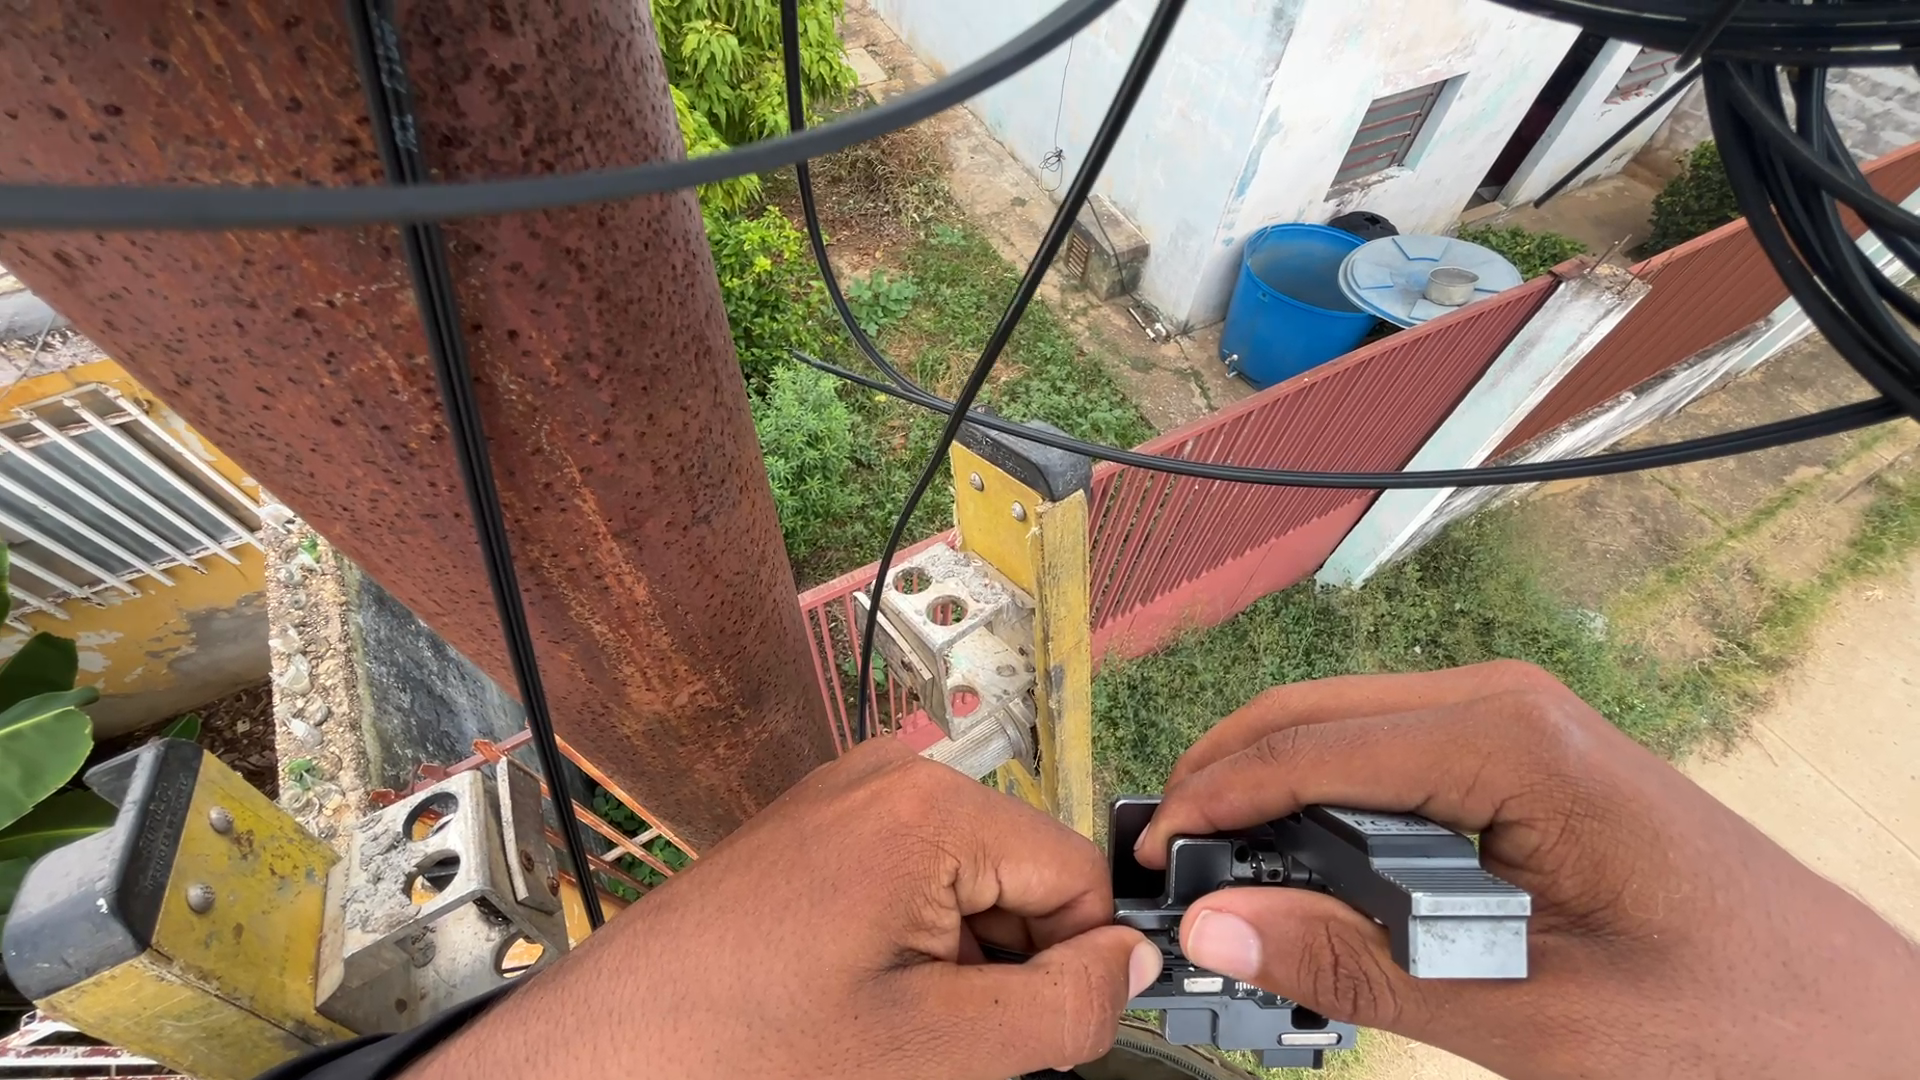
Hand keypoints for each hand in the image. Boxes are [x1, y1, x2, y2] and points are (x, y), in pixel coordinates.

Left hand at [406, 738, 1160, 1079]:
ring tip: (890, 1016)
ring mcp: (850, 787)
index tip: (1031, 1032)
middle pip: (1016, 870)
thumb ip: (1058, 1008)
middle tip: (944, 1036)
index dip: (1075, 959)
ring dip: (959, 952)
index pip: (1074, 871)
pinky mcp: (819, 814)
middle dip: (1006, 959)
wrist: (598, 1052)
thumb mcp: (933, 1048)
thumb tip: (1133, 964)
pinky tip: (861, 984)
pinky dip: (913, 930)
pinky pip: (910, 864)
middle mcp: (897, 770)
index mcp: (935, 805)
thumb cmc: (758, 1052)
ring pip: (965, 873)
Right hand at [1136, 661, 1919, 1078]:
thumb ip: (1354, 964)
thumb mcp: (1533, 1021)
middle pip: (1306, 713)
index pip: (1311, 748)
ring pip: (1329, 722)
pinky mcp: (1502, 741)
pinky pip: (1370, 745)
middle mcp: (1494, 698)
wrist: (1882, 1041)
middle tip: (1170, 848)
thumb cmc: (1742, 1038)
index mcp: (1508, 740)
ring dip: (1262, 778)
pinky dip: (1311, 788)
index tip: (1154, 852)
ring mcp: (1500, 712)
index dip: (1217, 797)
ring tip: (1216, 848)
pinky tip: (1291, 839)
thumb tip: (1212, 927)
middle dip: (1223, 773)